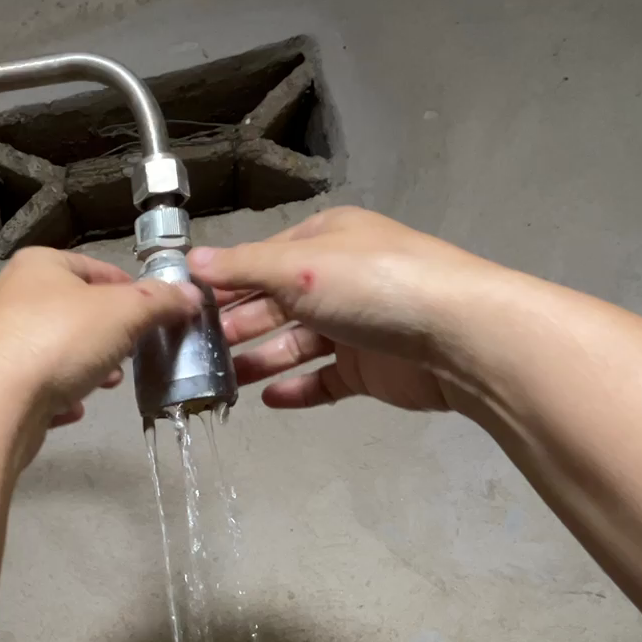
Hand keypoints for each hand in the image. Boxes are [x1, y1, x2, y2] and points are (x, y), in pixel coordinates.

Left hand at [0, 247, 199, 427]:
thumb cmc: (61, 340)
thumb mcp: (124, 312)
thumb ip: (159, 302)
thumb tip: (190, 296)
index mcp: (40, 266)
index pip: (95, 268)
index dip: (130, 290)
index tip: (154, 314)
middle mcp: (14, 297)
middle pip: (76, 312)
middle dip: (110, 335)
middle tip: (131, 354)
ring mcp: (1, 343)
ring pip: (58, 351)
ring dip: (88, 367)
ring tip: (108, 383)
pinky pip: (39, 386)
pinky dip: (60, 395)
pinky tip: (74, 407)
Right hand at [188, 207, 513, 411]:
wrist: (456, 336)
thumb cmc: (371, 286)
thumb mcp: (299, 267)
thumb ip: (243, 268)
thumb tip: (190, 260)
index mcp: (324, 242)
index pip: (261, 262)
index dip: (224, 285)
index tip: (185, 310)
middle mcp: (337, 280)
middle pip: (274, 305)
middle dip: (237, 327)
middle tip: (196, 352)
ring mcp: (353, 326)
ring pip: (293, 345)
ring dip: (259, 361)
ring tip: (221, 382)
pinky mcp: (366, 369)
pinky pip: (321, 380)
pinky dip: (295, 389)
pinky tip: (268, 399)